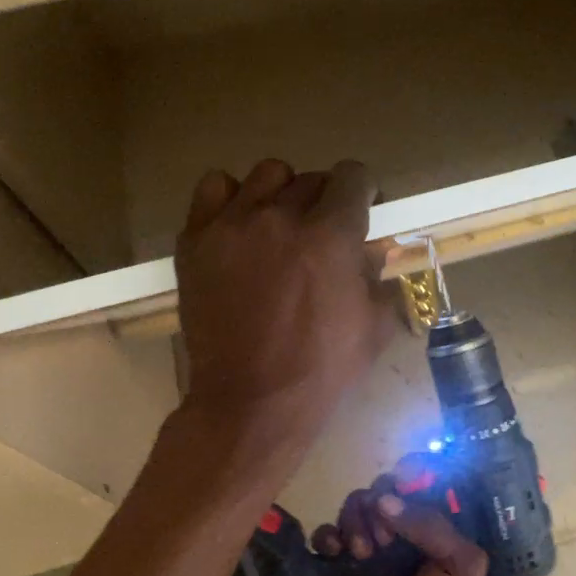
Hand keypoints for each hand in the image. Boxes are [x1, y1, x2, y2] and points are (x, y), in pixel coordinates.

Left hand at [175, 159, 397, 433]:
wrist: (253, 401)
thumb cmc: (323, 370)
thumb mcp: (375, 326)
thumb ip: (379, 277)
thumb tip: (373, 251)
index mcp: (332, 236)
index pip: (354, 176)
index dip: (364, 192)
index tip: (363, 212)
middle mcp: (282, 217)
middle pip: (312, 178)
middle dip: (327, 200)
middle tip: (324, 233)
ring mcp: (233, 224)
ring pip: (267, 174)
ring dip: (283, 193)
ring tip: (281, 226)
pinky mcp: (196, 239)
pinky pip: (215, 188)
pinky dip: (232, 199)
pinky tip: (241, 226)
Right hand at [313, 462, 487, 575]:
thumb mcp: (460, 563)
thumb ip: (431, 526)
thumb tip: (384, 501)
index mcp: (432, 522)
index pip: (415, 481)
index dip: (404, 474)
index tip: (397, 484)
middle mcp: (400, 528)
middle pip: (377, 491)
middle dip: (376, 505)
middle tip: (385, 539)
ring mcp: (370, 546)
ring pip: (351, 509)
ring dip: (354, 521)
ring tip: (365, 553)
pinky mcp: (344, 569)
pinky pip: (326, 538)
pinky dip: (326, 537)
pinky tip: (337, 551)